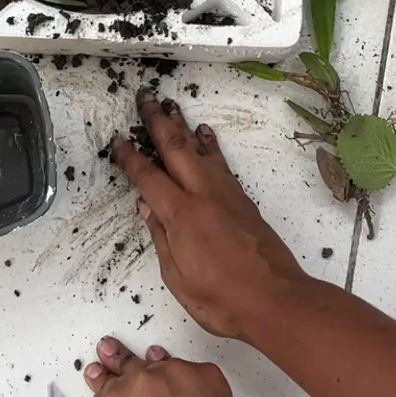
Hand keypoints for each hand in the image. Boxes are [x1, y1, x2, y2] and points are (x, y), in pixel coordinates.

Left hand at [84, 336, 232, 396]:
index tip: (167, 386)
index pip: (188, 367)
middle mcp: (174, 373)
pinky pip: (102, 388)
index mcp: (209, 381)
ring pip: (125, 366)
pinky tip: (96, 378)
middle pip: (155, 363)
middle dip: (148, 375)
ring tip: (108, 353)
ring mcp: (140, 382)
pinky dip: (100, 391)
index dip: (173, 380)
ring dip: (116, 365)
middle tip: (139, 375)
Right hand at [111, 90, 311, 341]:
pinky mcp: (242, 199)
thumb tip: (147, 205)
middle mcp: (204, 195)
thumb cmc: (224, 300)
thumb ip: (161, 236)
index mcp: (182, 215)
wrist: (277, 300)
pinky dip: (209, 144)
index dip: (130, 157)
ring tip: (172, 105)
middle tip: (146, 96)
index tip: (118, 140)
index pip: (148, 176)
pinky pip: (220, 162)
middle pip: (175, 147)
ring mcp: (226, 193)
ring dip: (183, 125)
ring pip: (200, 148)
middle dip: (158, 119)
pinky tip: (204, 134)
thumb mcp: (178, 278)